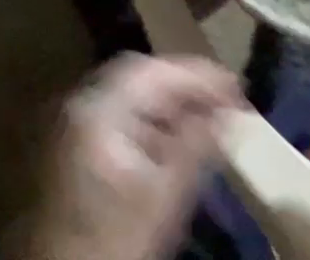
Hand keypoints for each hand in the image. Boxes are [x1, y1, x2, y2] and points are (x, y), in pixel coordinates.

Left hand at [26, 54, 242, 259]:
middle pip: (140, 79)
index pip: (153, 71)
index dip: (196, 75)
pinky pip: (120, 120)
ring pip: (130, 99)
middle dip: (184, 87)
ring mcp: (74, 128)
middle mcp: (81, 107)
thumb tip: (228, 110)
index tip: (235, 88)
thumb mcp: (164, 195)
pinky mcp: (76, 152)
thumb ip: (198, 145)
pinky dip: (151, 124)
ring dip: (170, 105)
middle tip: (223, 101)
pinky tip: (176, 144)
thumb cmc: (113, 239)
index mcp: (97, 109)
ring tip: (208, 120)